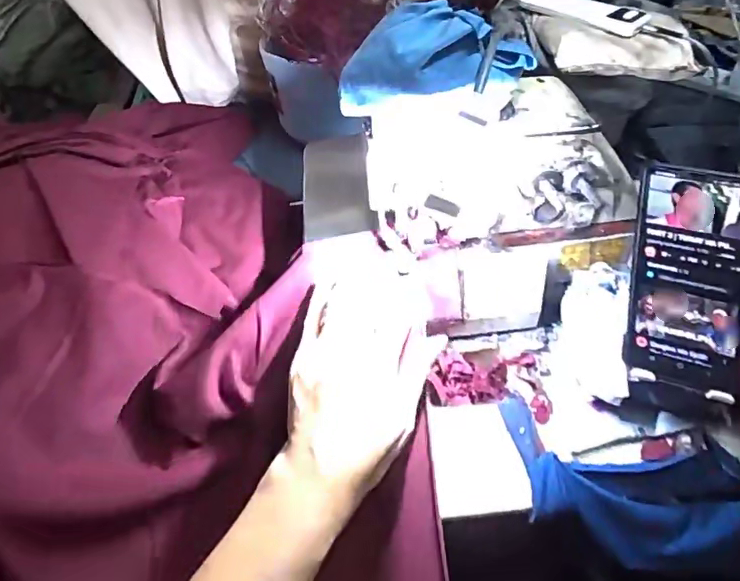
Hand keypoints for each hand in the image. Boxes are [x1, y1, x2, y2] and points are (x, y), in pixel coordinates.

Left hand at [281, 261, 443, 508]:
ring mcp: (322, 352)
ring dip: (357, 280)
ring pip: (343, 303)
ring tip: (369, 265)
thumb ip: (416, 371)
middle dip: (385, 281)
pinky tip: (334, 278)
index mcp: (380, 366)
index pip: (399, 317)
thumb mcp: (402, 415)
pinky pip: (313, 317)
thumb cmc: (368, 449)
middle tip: (396, 266)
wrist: (316, 473)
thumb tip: (438, 338)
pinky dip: (324, 294)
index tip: (418, 287)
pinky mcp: (302, 356)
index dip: (411, 299)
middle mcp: (351, 351)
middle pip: (371, 303)